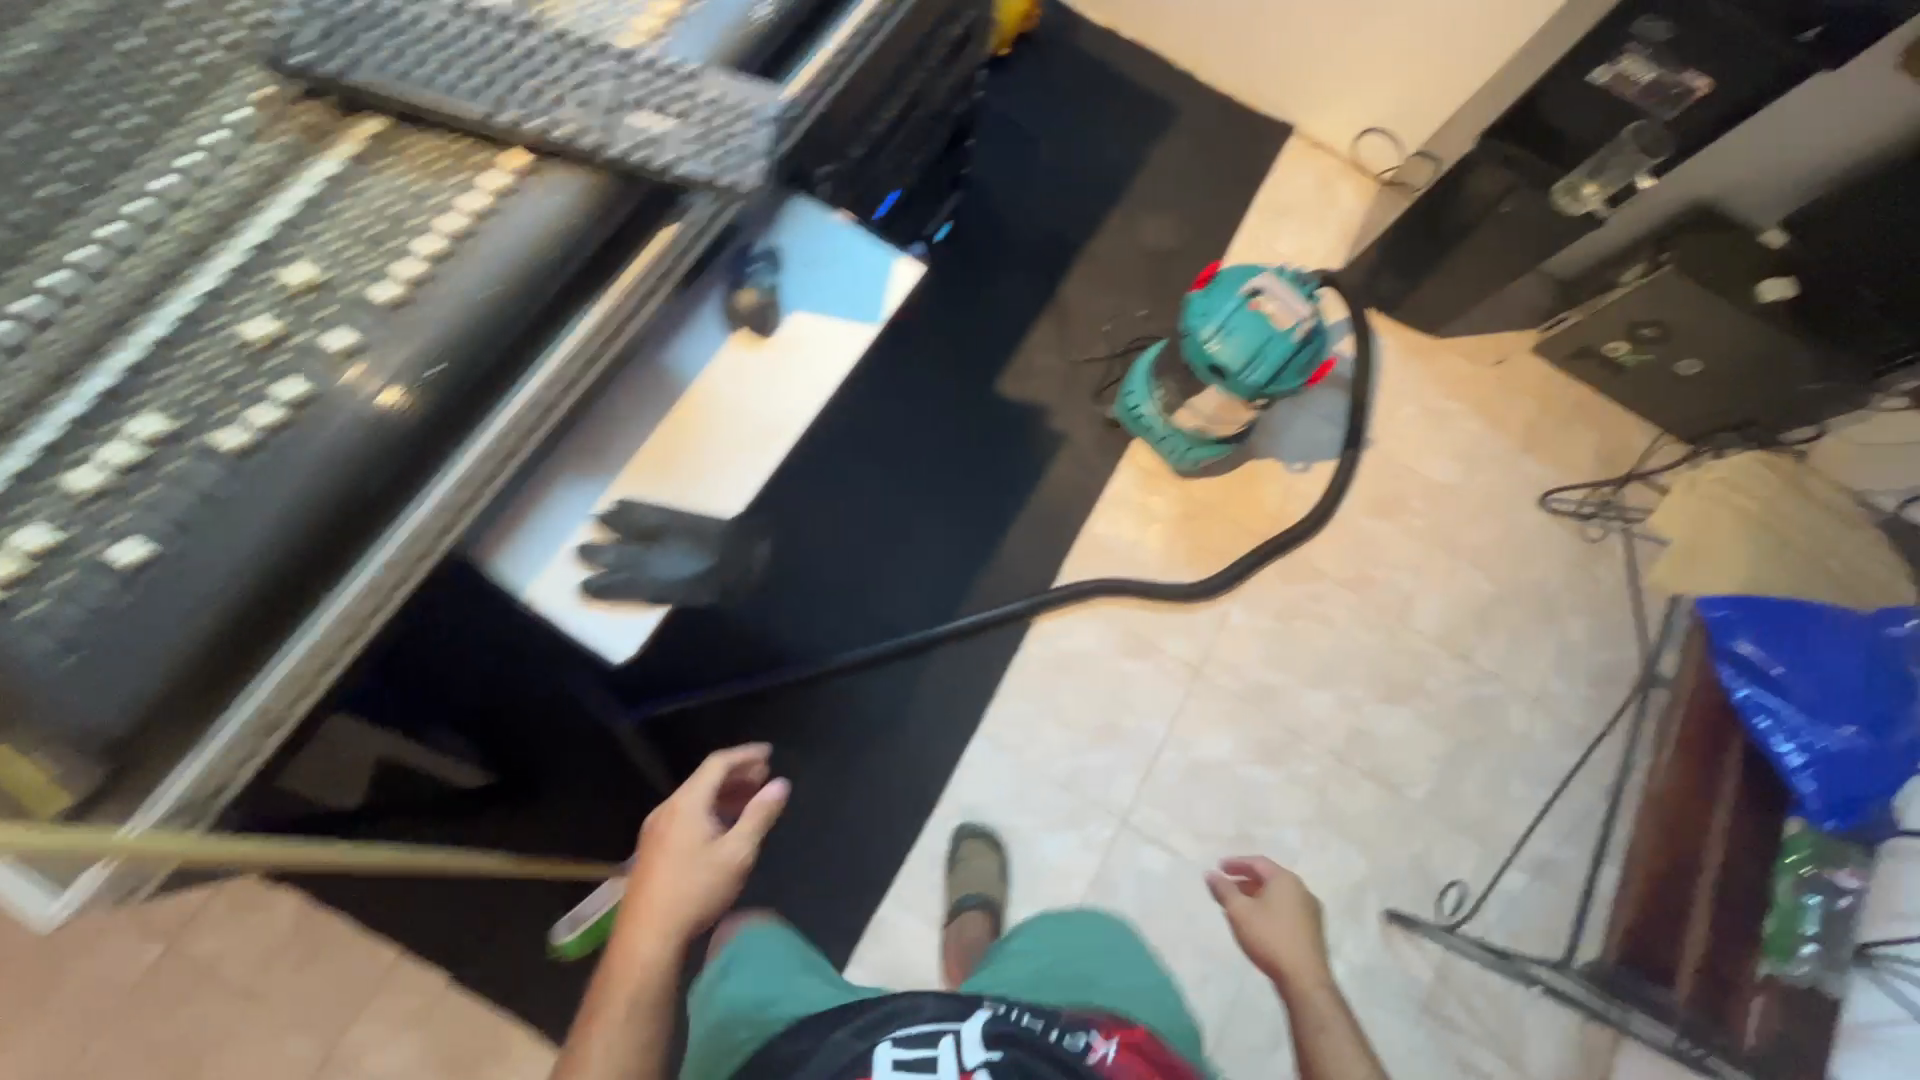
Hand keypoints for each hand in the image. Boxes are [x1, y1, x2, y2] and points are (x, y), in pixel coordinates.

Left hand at [618, 743, 789, 951]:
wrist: (647, 937)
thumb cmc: (696, 890)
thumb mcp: (738, 853)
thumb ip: (760, 815)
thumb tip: (780, 784)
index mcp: (687, 803)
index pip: (718, 763)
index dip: (746, 755)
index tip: (769, 754)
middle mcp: (667, 808)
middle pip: (705, 779)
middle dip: (737, 774)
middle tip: (764, 776)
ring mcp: (656, 828)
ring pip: (695, 798)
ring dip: (725, 793)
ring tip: (751, 798)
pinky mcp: (653, 848)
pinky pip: (686, 814)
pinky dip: (710, 809)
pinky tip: (725, 826)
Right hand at [1205, 856, 1332, 991]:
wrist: (1304, 979)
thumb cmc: (1269, 937)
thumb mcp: (1239, 911)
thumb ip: (1223, 889)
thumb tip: (1210, 873)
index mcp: (1285, 880)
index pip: (1258, 862)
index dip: (1236, 863)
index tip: (1219, 867)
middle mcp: (1302, 890)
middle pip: (1269, 878)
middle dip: (1245, 880)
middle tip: (1226, 886)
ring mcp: (1311, 911)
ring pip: (1279, 895)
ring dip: (1256, 896)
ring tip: (1238, 905)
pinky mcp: (1313, 930)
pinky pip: (1287, 910)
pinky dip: (1269, 909)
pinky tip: (1258, 923)